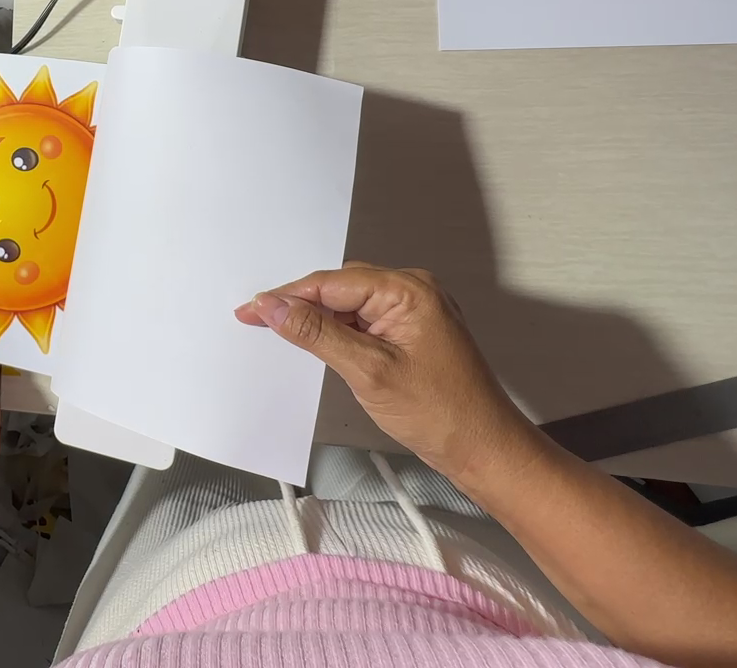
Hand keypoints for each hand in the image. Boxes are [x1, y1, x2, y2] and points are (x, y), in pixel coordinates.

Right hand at [235, 264, 541, 484]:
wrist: (487, 453)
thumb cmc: (440, 414)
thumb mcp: (366, 370)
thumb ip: (314, 332)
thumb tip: (271, 306)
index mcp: (406, 290)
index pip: (329, 284)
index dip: (286, 296)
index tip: (250, 310)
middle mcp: (412, 290)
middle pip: (337, 287)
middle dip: (299, 304)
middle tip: (258, 320)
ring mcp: (414, 309)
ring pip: (347, 303)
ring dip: (317, 318)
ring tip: (282, 331)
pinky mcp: (411, 329)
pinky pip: (363, 318)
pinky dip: (338, 330)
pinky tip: (318, 342)